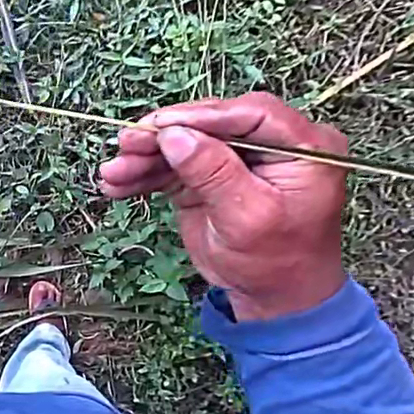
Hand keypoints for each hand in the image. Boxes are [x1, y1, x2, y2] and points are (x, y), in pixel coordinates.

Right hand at [96, 92, 347, 320]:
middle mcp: (269, 145)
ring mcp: (235, 160)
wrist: (271, 299)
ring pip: (184, 145)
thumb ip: (214, 173)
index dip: (201, 116)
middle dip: (163, 136)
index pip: (250, 115)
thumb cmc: (274, 263)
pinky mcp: (207, 178)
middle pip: (210, 125)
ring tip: (111, 174)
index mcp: (302, 146)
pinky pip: (172, 169)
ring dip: (144, 158)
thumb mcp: (248, 217)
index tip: (158, 125)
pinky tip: (116, 184)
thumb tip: (174, 135)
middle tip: (126, 143)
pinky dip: (143, 176)